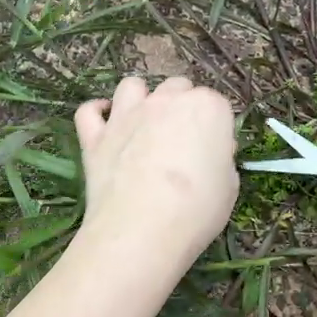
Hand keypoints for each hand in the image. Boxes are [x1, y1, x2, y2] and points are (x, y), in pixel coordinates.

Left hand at [74, 76, 238, 269]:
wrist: (141, 230)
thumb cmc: (196, 211)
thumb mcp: (228, 187)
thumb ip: (219, 160)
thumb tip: (208, 154)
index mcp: (206, 108)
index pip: (216, 105)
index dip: (215, 129)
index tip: (213, 153)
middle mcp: (165, 101)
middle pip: (176, 88)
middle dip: (181, 106)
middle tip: (181, 140)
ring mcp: (125, 116)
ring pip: (132, 86)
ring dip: (140, 97)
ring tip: (143, 122)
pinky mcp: (95, 137)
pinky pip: (88, 111)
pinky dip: (95, 112)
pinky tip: (103, 124)